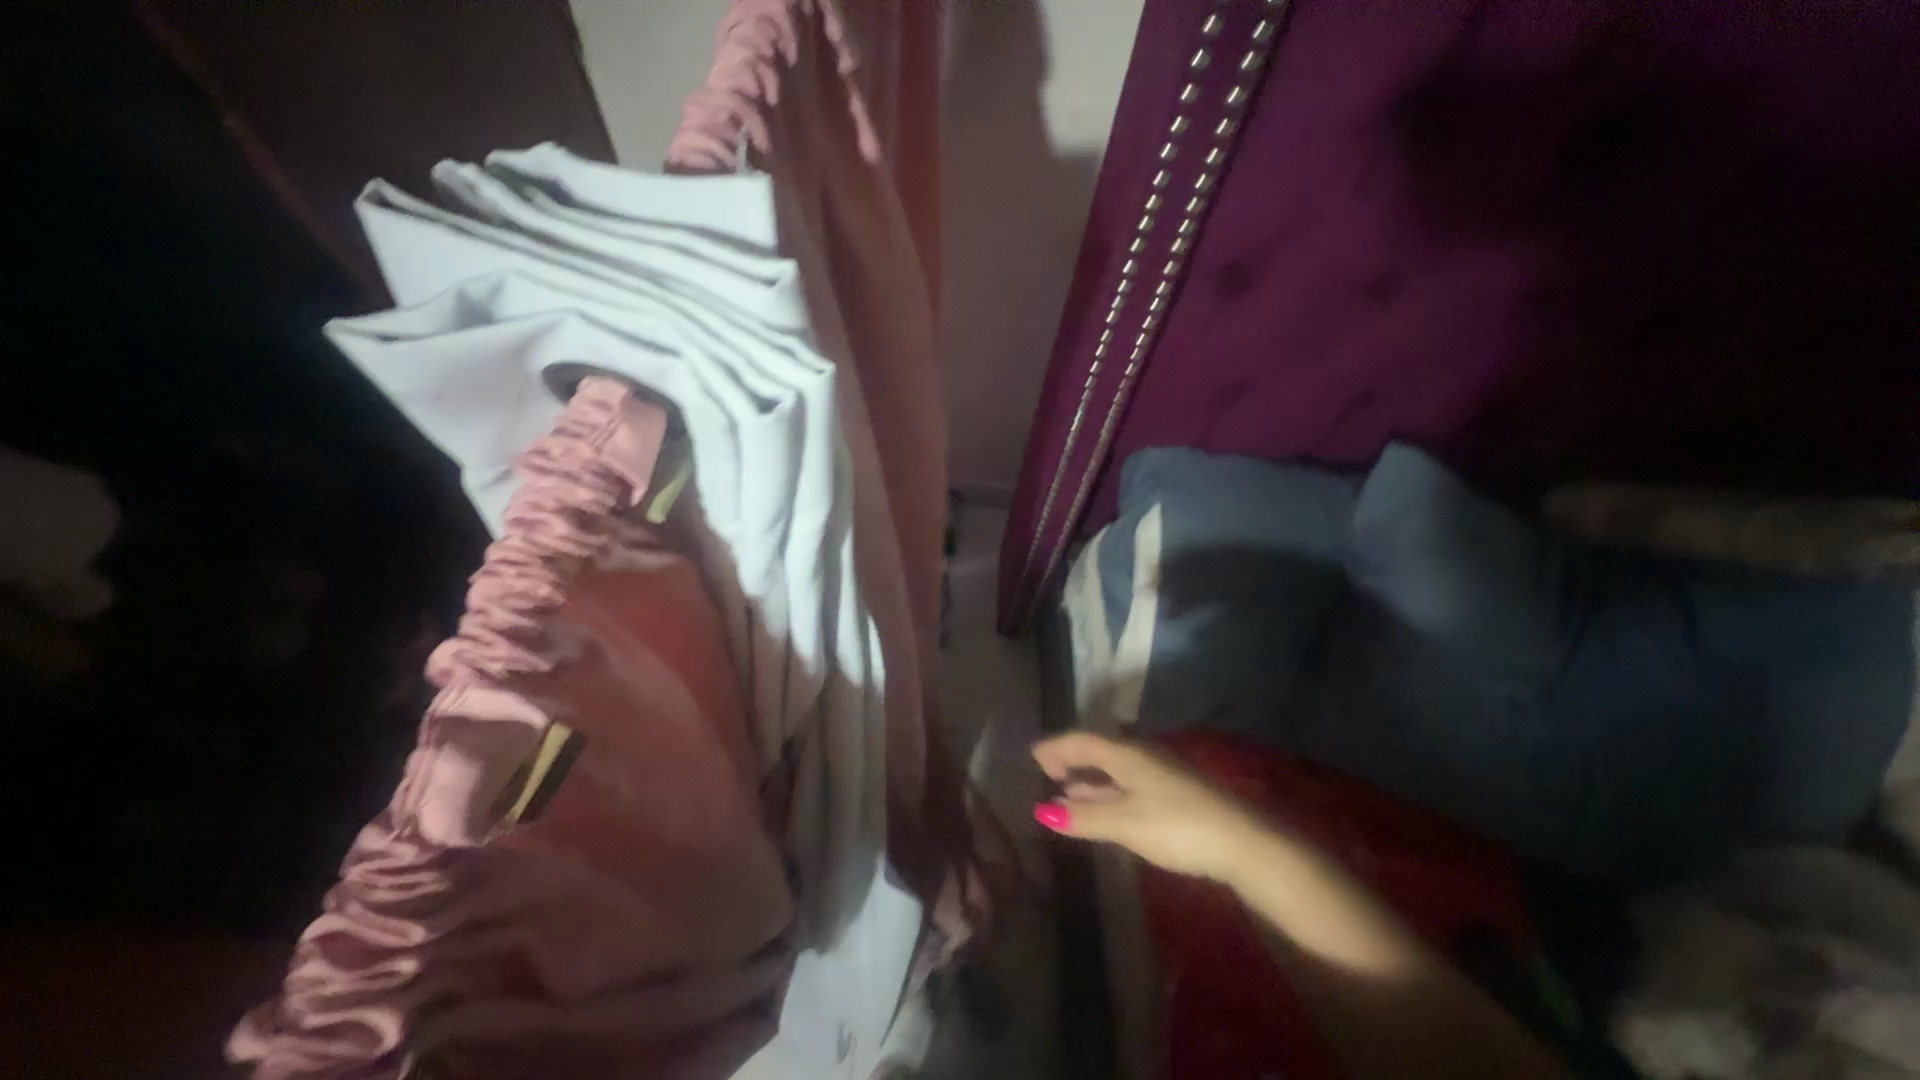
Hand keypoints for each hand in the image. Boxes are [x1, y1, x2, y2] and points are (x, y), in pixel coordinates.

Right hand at [1030, 731, 1268, 882]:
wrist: (1242, 843)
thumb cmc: (1178, 827)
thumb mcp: (1125, 823)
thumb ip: (1084, 818)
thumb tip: (1042, 812)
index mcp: (1127, 755)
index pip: (1083, 741)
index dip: (1056, 748)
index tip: (1032, 757)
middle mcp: (1142, 758)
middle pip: (1099, 753)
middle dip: (1071, 761)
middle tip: (1045, 774)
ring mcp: (1160, 777)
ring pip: (1114, 772)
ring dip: (1089, 782)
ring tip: (1065, 794)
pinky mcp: (1173, 798)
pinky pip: (1127, 786)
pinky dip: (1107, 795)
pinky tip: (1102, 812)